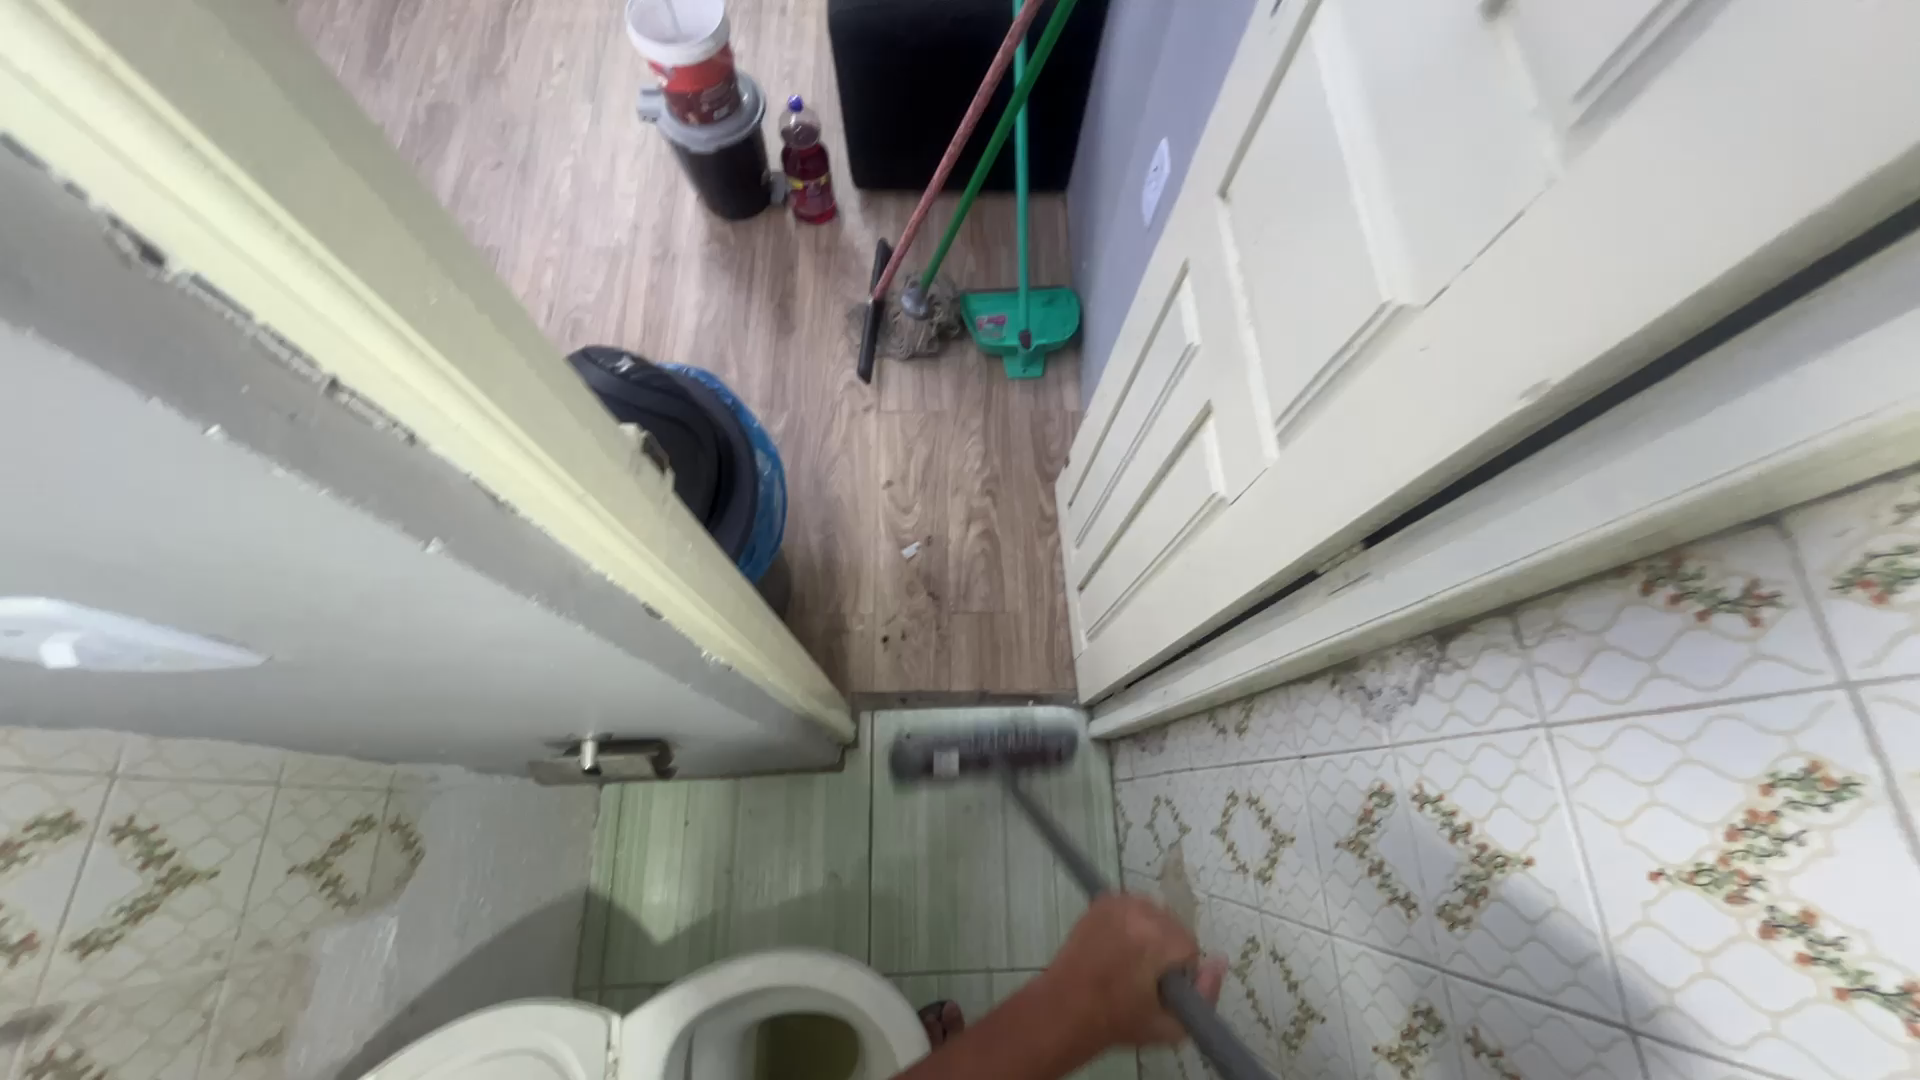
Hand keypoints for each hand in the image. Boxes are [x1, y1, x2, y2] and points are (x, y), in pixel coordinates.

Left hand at [1038, 893, 1227, 1049]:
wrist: (1067, 1005)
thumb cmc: (1118, 1019)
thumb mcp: (1170, 1024)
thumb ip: (1205, 995)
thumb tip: (1220, 961)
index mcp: (1158, 939)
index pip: (1190, 947)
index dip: (1181, 971)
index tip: (1164, 987)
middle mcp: (1139, 911)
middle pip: (1173, 925)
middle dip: (1167, 948)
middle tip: (1147, 975)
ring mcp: (1117, 901)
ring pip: (1153, 913)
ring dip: (1151, 931)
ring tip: (1132, 959)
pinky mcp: (1101, 900)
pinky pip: (1131, 906)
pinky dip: (1131, 920)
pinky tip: (1119, 944)